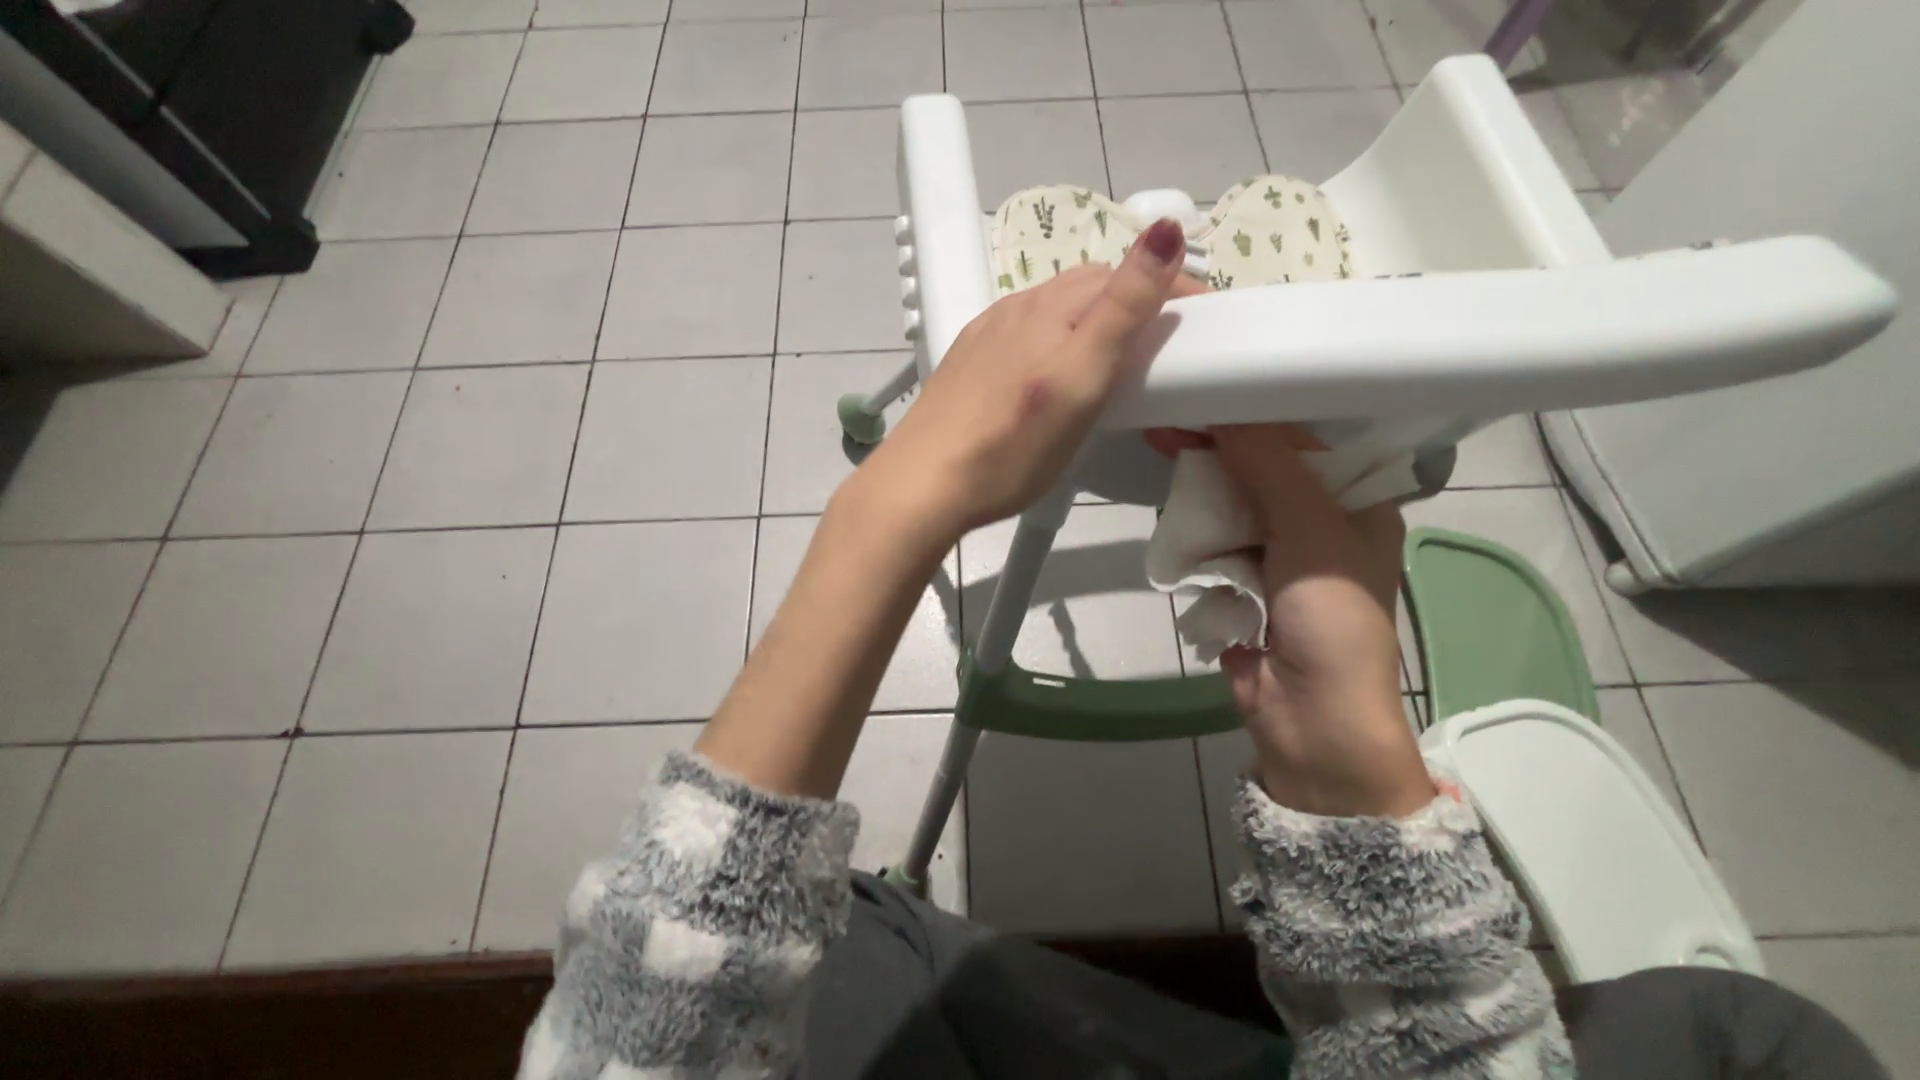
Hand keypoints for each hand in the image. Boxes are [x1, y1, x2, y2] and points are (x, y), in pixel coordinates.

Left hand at [860, 219, 1192, 539]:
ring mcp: (987, 335)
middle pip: (1086, 286)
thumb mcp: (1081, 378)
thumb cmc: (1012, 444)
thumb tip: (1165, 229)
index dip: (1168, 284)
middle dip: (1133, 294)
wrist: (924, 485)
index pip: (1122, 275)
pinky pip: (1023, 331)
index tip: (1205, 315)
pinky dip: (1056, 335)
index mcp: (1050, 308)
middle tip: (1167, 335)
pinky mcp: (968, 363)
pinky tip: (1053, 368)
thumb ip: (1124, 307)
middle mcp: (1016, 309)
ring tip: (1118, 352)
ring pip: (1052, 307)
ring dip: (1093, 314)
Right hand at [1149, 424, 1435, 817]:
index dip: (1254, 420)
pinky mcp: (1239, 590)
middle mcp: (1318, 527)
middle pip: (1259, 473)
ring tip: (1162, 468)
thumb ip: (1271, 467)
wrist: (1310, 723)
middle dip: (1216, 454)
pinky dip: (1193, 541)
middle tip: (1167, 428)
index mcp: (1356, 507)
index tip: (1203, 399)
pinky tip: (1172, 527)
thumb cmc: (1331, 620)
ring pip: (1228, 509)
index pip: (1303, 444)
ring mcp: (1275, 561)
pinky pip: (1210, 549)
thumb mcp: (1313, 532)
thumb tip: (1222, 412)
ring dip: (1199, 497)